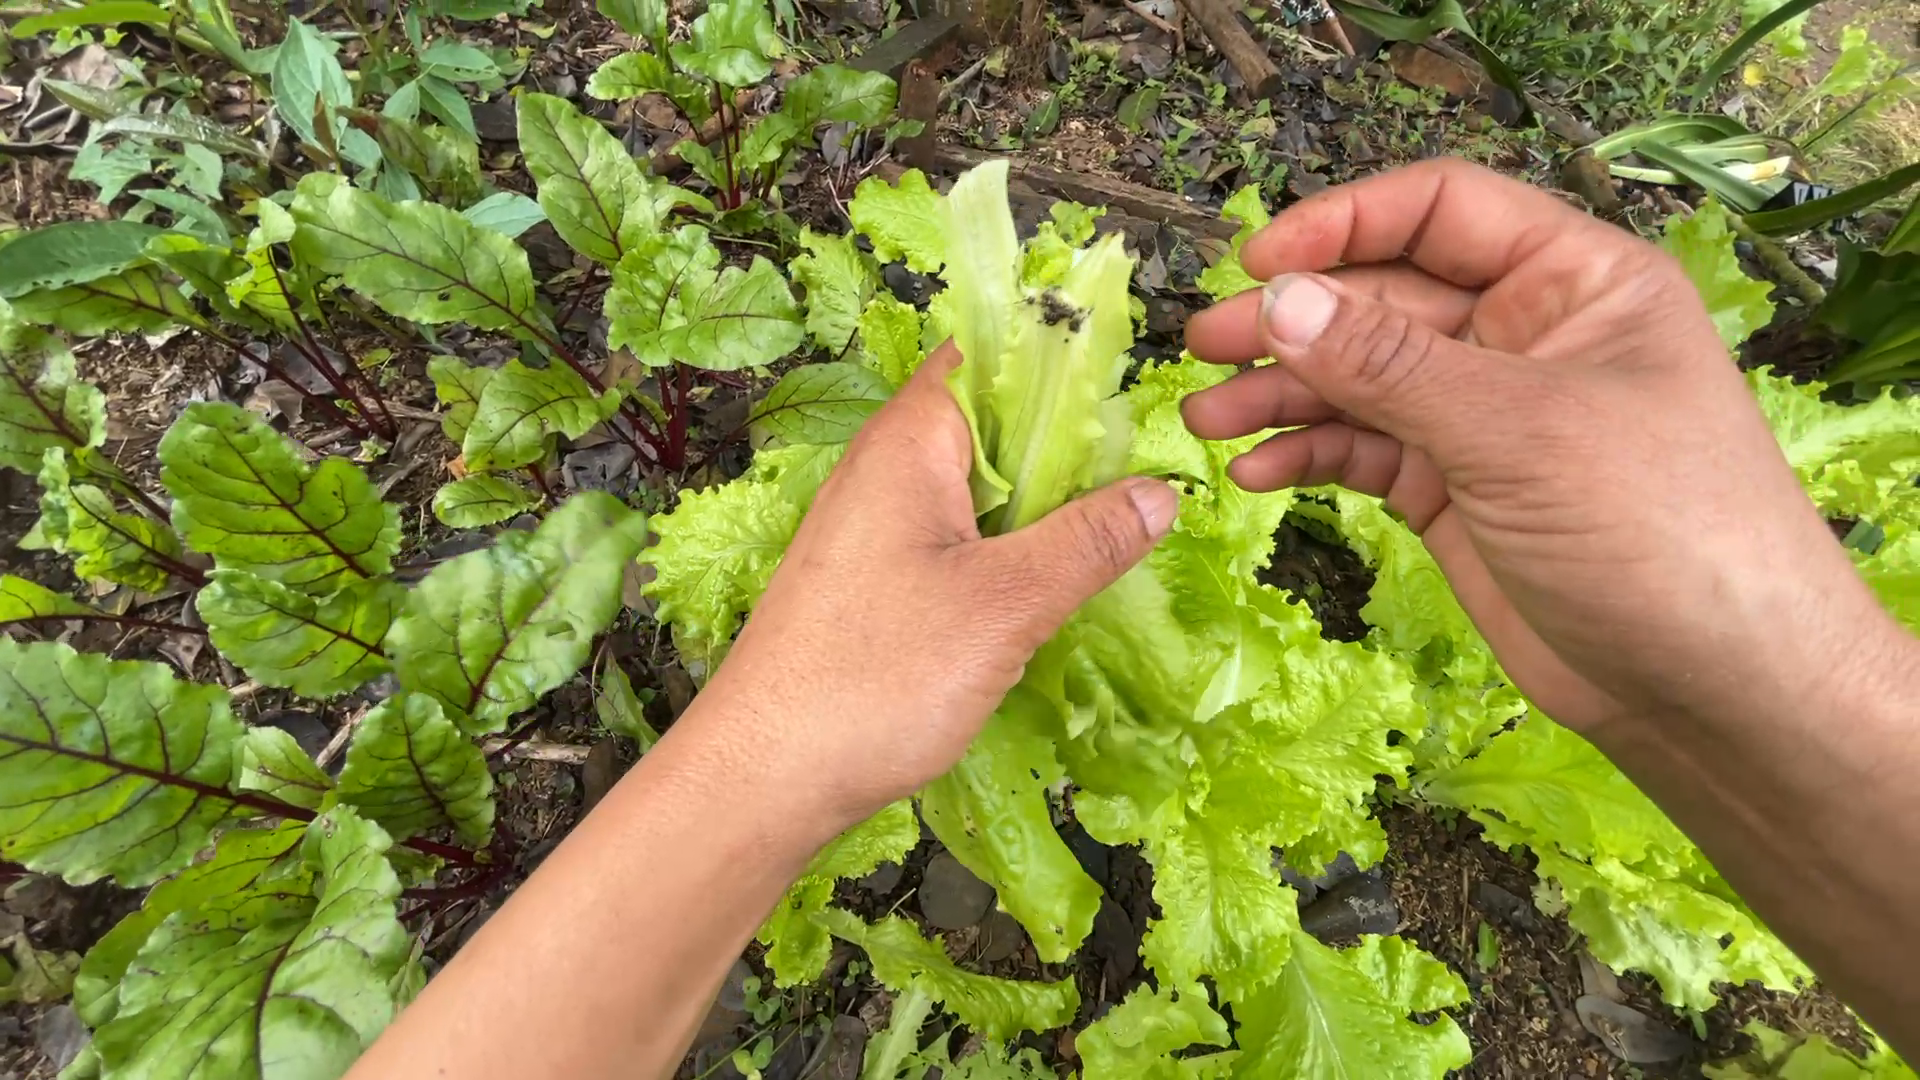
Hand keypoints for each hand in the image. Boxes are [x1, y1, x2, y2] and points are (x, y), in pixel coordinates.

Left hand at [691, 345, 1177, 826]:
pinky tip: (1041, 583)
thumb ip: (1087, 541)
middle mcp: (884, 468)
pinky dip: (1002, 548)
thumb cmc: (880, 673)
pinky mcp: (875, 577)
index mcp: (909, 441)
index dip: (1054, 365)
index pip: (985, 359)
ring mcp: (876, 526)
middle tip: (1135, 480)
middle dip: (1060, 448)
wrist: (766, 773)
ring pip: (974, 490)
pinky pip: (953, 538)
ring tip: (1105, 531)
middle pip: (987, 426)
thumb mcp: (1006, 603)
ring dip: (1035, 506)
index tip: (1123, 399)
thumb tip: (1160, 493)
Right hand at [1181, 158, 1901, 732]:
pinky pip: (1352, 453)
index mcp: (1565, 283)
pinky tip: (1254, 474)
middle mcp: (1509, 339)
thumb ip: (1388, 364)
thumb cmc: (1653, 531)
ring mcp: (1465, 418)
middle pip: (1373, 305)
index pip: (1437, 215)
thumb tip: (1277, 304)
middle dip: (1286, 325)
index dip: (1341, 225)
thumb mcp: (1514, 430)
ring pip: (1349, 385)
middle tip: (1202, 345)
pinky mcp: (1435, 485)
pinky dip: (1302, 459)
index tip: (1255, 264)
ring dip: (1275, 399)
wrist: (1697, 688)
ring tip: (1206, 420)